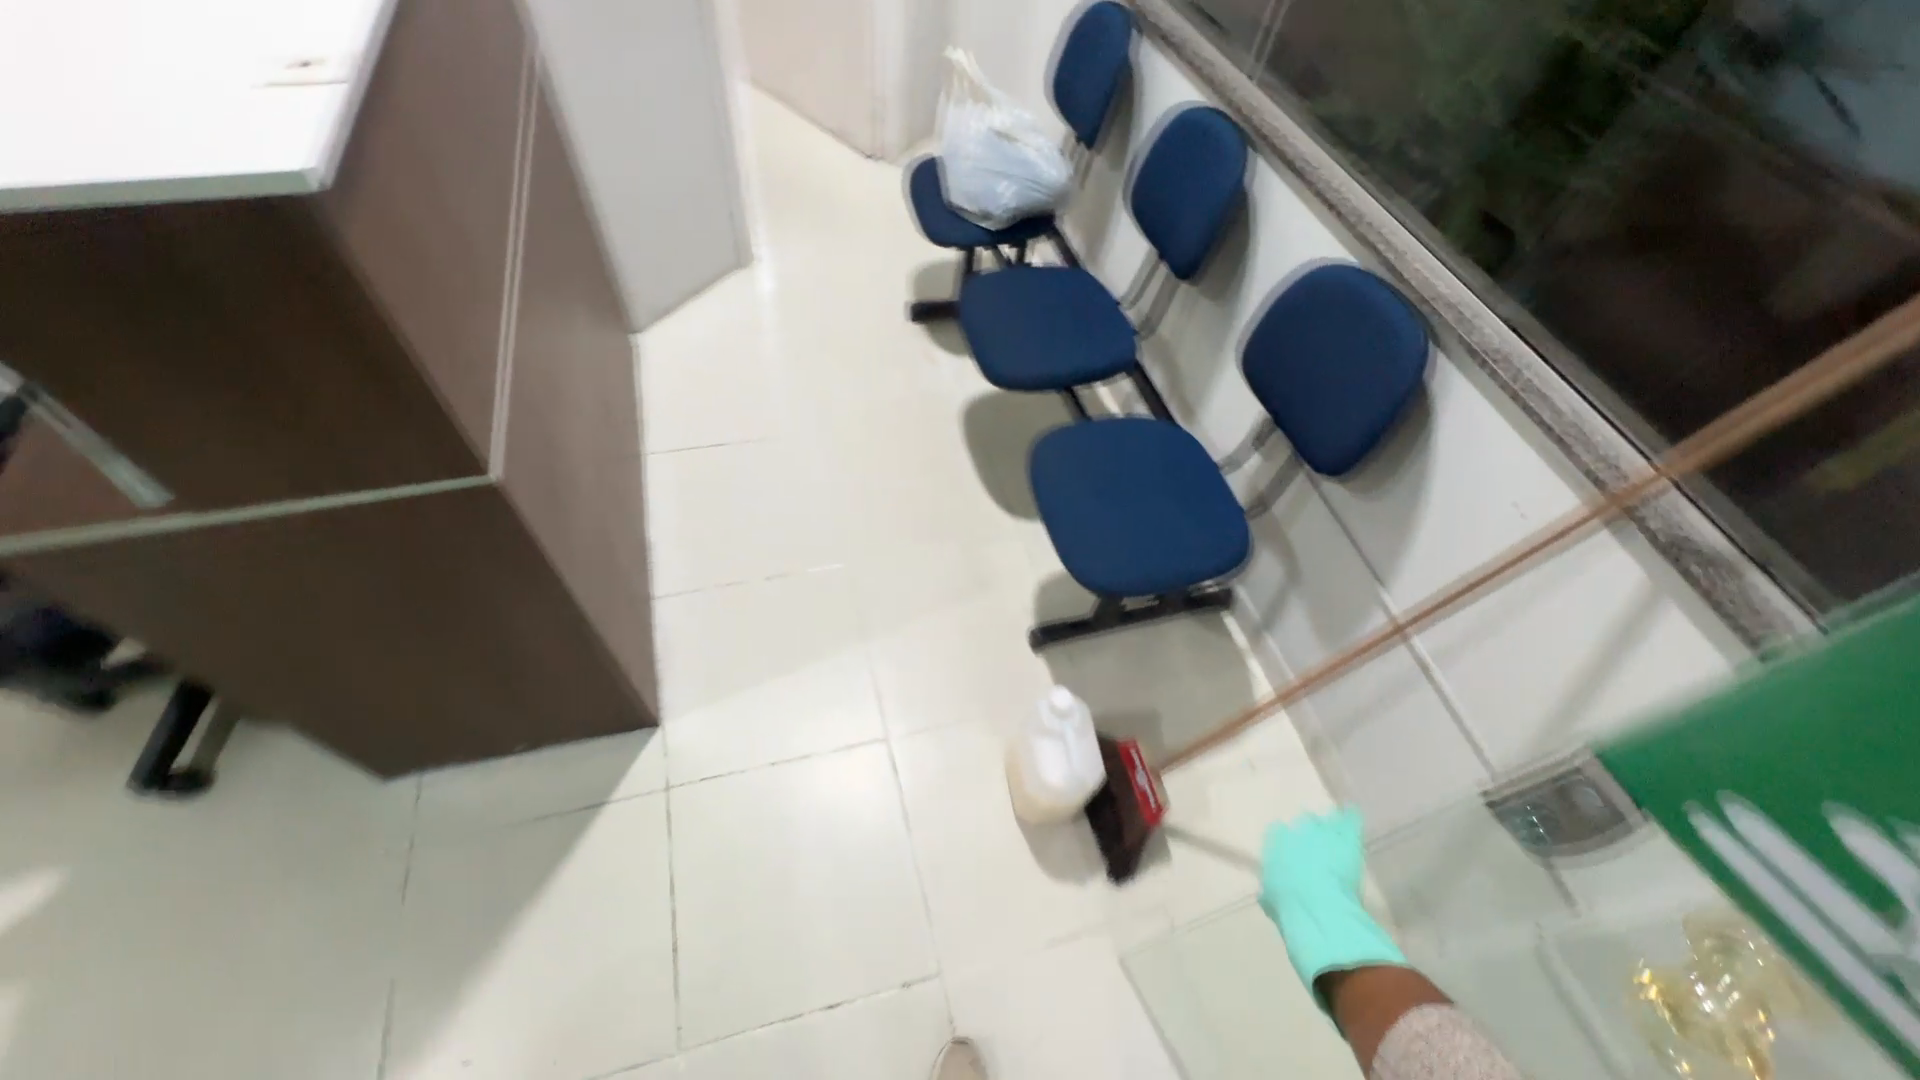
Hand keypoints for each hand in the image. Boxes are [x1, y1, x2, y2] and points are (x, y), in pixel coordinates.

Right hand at [1257, 808, 1406, 998]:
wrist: (1319, 913)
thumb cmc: (1290, 912)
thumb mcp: (1272, 904)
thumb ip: (1271, 893)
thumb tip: (1269, 892)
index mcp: (1274, 847)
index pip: (1277, 833)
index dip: (1284, 840)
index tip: (1289, 848)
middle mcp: (1296, 834)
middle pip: (1303, 824)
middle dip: (1309, 831)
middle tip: (1314, 843)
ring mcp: (1323, 835)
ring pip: (1326, 822)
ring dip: (1329, 826)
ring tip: (1333, 828)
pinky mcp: (1346, 841)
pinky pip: (1349, 821)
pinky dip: (1350, 818)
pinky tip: (1352, 812)